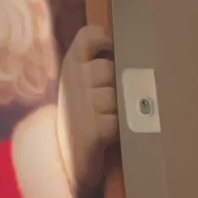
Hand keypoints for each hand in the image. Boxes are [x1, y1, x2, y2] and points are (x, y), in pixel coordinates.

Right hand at [55, 24, 119, 197]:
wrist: (65, 160)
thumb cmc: (81, 120)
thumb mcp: (83, 87)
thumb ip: (98, 68)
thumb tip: (132, 58)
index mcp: (71, 66)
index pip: (89, 37)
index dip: (104, 39)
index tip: (114, 49)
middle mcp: (73, 82)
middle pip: (110, 69)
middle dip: (118, 86)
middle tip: (113, 104)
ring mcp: (81, 105)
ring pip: (117, 96)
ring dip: (122, 110)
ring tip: (113, 121)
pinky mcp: (92, 130)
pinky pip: (120, 120)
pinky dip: (123, 129)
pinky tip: (115, 135)